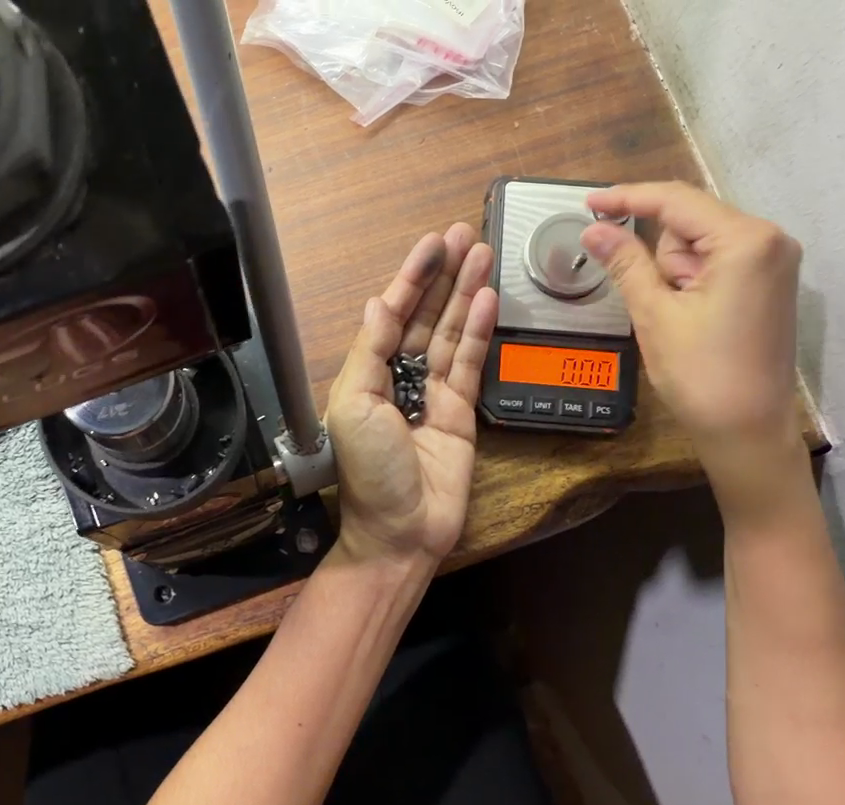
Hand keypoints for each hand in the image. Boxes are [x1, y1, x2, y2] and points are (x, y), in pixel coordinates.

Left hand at [326, 224, 498, 574]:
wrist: (401, 530)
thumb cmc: (370, 474)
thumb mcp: (355, 407)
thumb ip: (369, 352)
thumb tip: (379, 303)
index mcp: (366, 376)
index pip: (391, 316)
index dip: (411, 280)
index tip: (432, 244)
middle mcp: (398, 380)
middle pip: (424, 317)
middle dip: (442, 276)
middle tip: (465, 234)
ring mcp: (432, 396)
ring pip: (450, 333)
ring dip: (465, 294)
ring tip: (483, 252)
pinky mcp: (461, 413)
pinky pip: (470, 363)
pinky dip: (479, 331)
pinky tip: (489, 299)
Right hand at [580, 183, 804, 483]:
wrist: (746, 429)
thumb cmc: (700, 374)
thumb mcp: (655, 316)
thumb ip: (625, 264)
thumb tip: (594, 229)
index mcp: (745, 240)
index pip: (676, 201)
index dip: (628, 198)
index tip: (587, 201)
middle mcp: (769, 239)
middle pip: (690, 223)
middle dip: (660, 257)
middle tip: (658, 306)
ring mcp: (774, 262)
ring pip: (700, 247)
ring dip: (675, 276)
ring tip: (678, 323)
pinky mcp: (769, 284)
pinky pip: (718, 265)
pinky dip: (692, 284)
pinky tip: (689, 320)